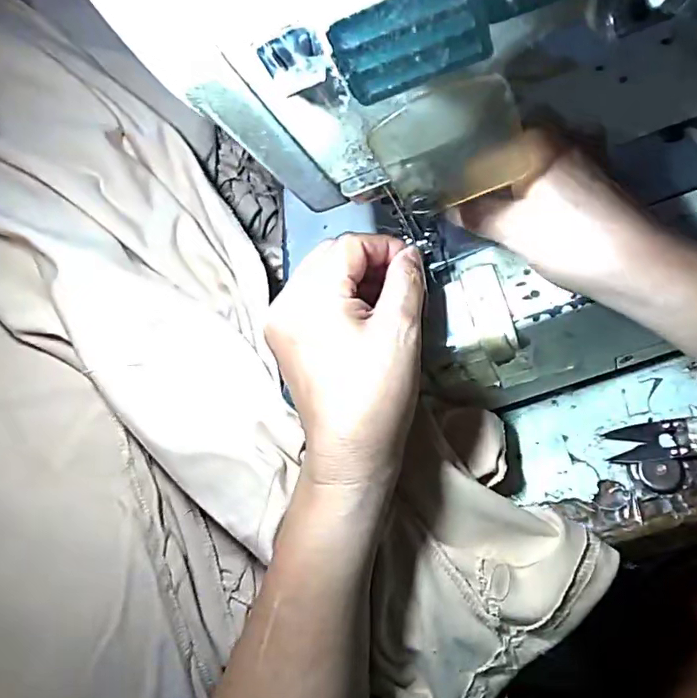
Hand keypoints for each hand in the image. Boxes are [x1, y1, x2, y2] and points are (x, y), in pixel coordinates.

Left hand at [266, 235, 426, 506]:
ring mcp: (281, 323)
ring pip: (322, 276)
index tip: (414, 266)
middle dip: (371, 261)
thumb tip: (409, 255)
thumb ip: (406, 279)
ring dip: (358, 278)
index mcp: (309, 297)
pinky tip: (368, 316)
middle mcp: (285, 303)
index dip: (386, 248)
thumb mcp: (401, 329)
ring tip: (390, 300)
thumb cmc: (377, 394)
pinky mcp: (287, 340)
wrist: (350, 452)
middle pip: (331, 256)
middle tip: (405, 281)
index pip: (348, 245)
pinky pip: (315, 299)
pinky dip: (342, 297)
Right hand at [452, 133, 677, 303]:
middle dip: (497, 166)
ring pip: (545, 160)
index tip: (451, 185)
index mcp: (537, 140)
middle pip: (520, 146)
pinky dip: (548, 188)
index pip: (490, 140)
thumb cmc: (568, 239)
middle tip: (473, 193)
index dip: (467, 163)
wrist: (637, 264)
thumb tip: (451, 206)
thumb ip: (477, 214)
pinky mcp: (606, 183)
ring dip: (524, 177)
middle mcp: (566, 138)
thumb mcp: (512, 230)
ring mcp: (590, 159)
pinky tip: (540, 210)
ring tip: (502, 202)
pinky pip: (564, 176)